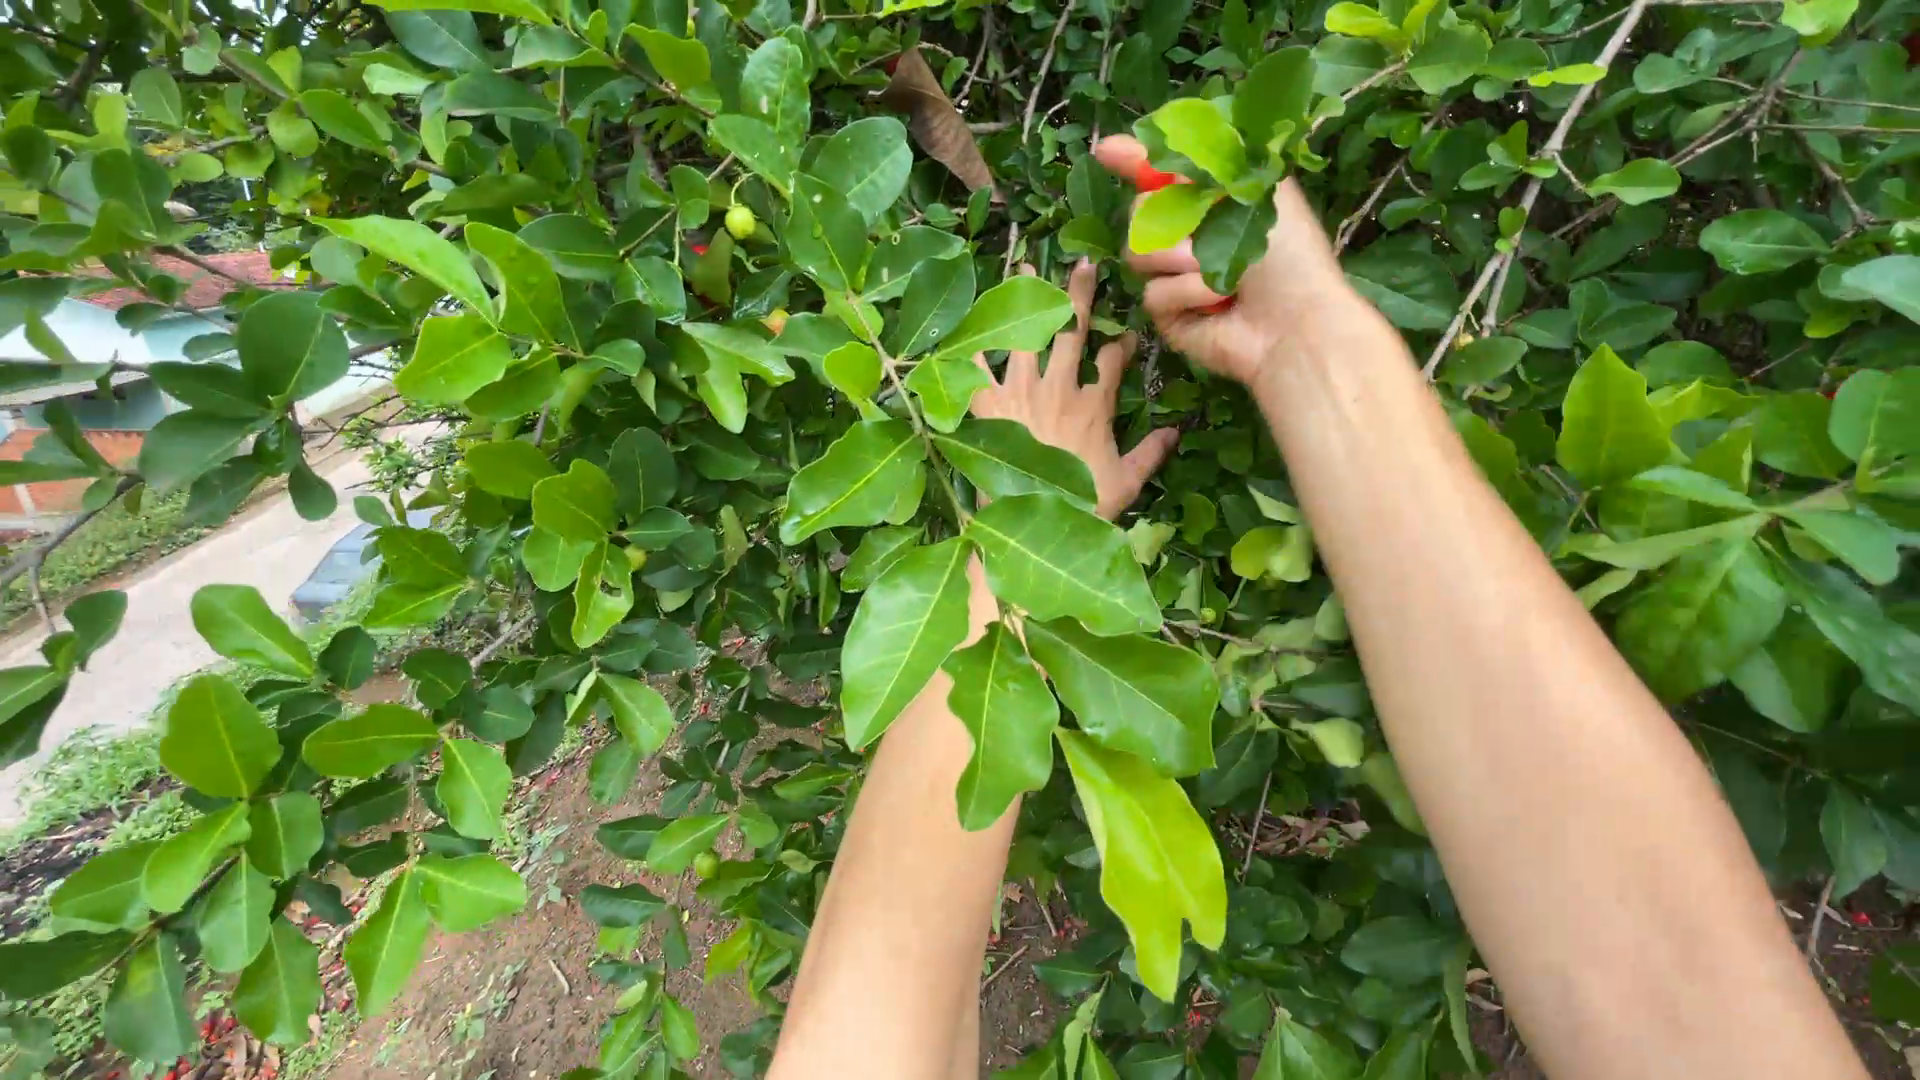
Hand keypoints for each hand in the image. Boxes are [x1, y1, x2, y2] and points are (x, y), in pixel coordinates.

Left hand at [969, 261, 1178, 519]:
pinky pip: (975, 368)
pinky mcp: (988, 406)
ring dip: (1026, 299)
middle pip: (1072, 331)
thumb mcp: (1127, 482)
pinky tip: (965, 317)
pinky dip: (968, 344)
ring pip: (1026, 335)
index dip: (1122, 343)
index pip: (1113, 360)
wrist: (1035, 524)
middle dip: (1080, 293)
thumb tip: (1178, 431)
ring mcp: (1021, 393)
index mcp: (1093, 405)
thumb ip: (1151, 453)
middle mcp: (1057, 388)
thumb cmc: (1084, 505)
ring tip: (1024, 266)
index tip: (1128, 334)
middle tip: (1084, 263)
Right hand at [1093, 134, 1352, 385]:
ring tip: (1215, 273)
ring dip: (1178, 257)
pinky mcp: (1165, 314)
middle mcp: (1186, 236)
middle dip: (1163, 215)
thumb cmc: (1287, 256)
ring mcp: (1171, 276)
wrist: (1292, 323)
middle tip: (1196, 231)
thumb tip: (1142, 142)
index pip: (1160, 174)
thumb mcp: (1254, 190)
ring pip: (1137, 251)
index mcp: (1210, 201)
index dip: (1132, 160)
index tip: (1106, 152)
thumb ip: (1203, 159)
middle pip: (1137, 211)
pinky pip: (1152, 292)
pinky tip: (1215, 303)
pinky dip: (1186, 293)